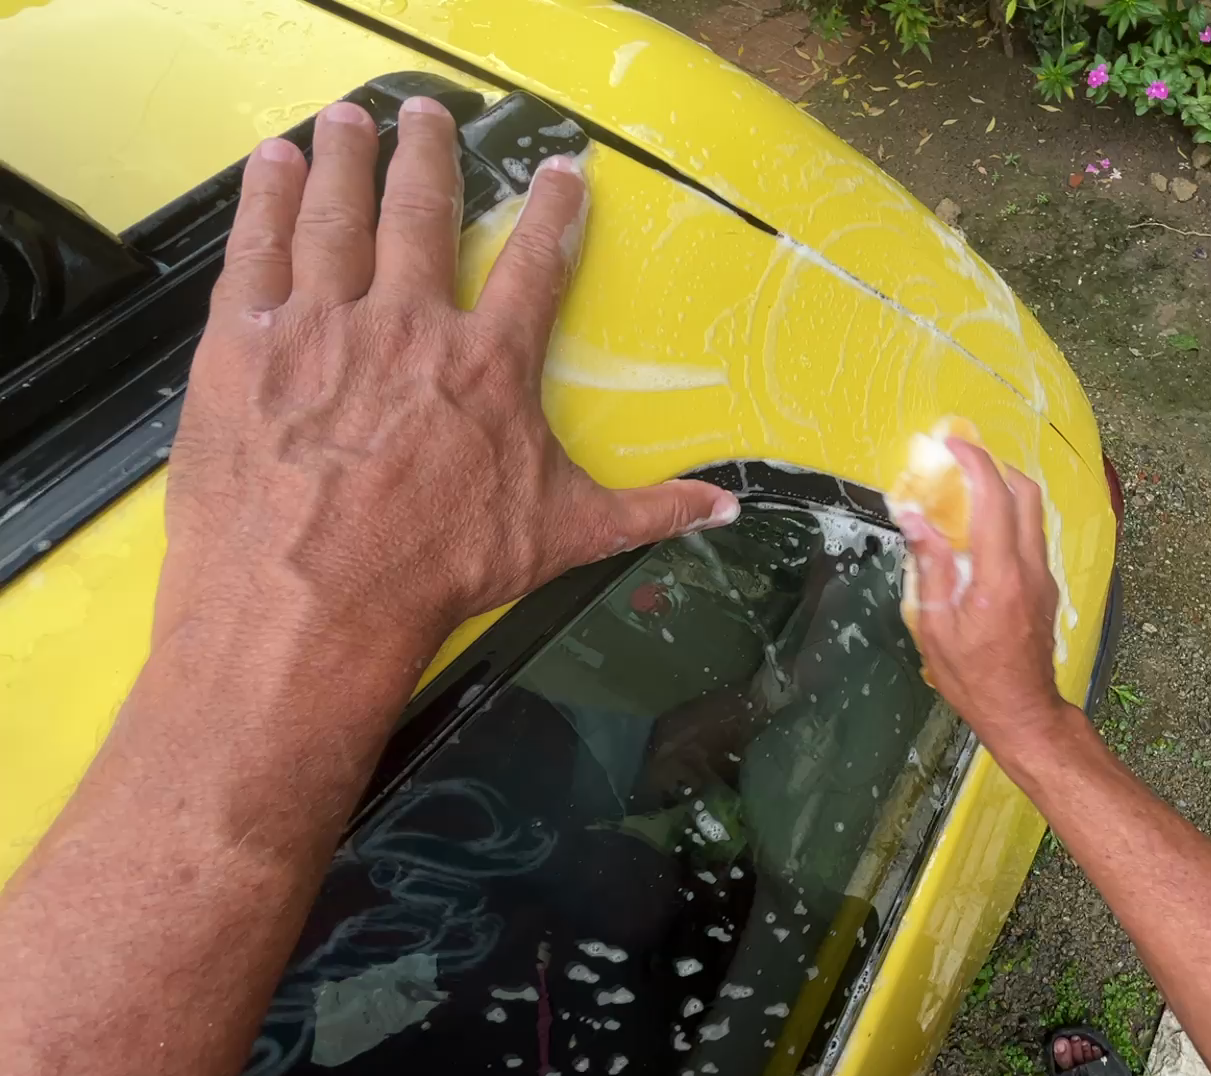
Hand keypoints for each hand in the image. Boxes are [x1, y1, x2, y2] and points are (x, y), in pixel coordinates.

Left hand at [160, 98, 737, 648]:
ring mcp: (323, 326)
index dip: (553, 214)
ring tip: (349, 116)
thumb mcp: (574, 533)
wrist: (315, 595)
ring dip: (346, 159)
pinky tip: (270, 160)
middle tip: (427, 111)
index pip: (536, 269)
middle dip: (430, 157)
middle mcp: (410, 325)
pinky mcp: (245, 344)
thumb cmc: (454, 560)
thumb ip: (656, 510)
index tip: (561, 170)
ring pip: (337, 217)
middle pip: (424, 218)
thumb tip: (730, 509)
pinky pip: (258, 248)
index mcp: (491, 365)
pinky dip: (263, 196)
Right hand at [897, 439, 1078, 749]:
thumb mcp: (936, 626)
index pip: (994, 498)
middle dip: (995, 468)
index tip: (952, 445)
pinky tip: (983, 535)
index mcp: (999, 574)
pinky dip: (1010, 519)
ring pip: (1034, 514)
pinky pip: (1032, 536)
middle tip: (961, 466)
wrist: (1022, 710)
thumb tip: (914, 516)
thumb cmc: (971, 676)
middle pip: (1026, 494)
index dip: (975, 462)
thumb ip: (930, 566)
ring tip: (969, 495)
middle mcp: (1030, 566)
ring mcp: (1044, 576)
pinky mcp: (1047, 587)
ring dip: (1005, 492)